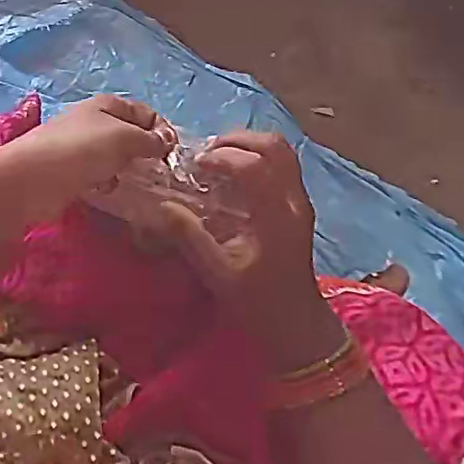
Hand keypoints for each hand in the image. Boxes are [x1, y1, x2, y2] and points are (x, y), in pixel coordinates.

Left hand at [0, 95, 173, 225]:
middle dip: (147, 152)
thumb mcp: (123, 137)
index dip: (162, 130)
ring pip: (118, 157)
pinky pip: (101, 174)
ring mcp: (82, 147)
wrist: (32, 179)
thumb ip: (150, 139)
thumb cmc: (80, 150)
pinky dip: (109, 182)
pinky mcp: (73, 171)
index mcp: (107, 104)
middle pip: (132, 135)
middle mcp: (95, 121)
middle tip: (159, 173)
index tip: (172, 154)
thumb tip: (167, 142)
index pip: (147, 112)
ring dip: (128, 169)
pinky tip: (109, 190)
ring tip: (134, 183)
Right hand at [159, 131, 345, 371]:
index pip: (254, 167)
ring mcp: (300, 201)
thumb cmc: (258, 302)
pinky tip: (230, 175)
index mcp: (278, 217)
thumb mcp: (218, 274)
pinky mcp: (297, 204)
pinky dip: (254, 157)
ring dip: (247, 145)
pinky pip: (280, 164)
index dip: (222, 158)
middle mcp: (294, 201)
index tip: (196, 166)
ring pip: (281, 151)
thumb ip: (191, 238)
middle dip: (236, 140)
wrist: (296, 324)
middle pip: (274, 147)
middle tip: (206, 154)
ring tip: (216, 158)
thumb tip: (163, 205)